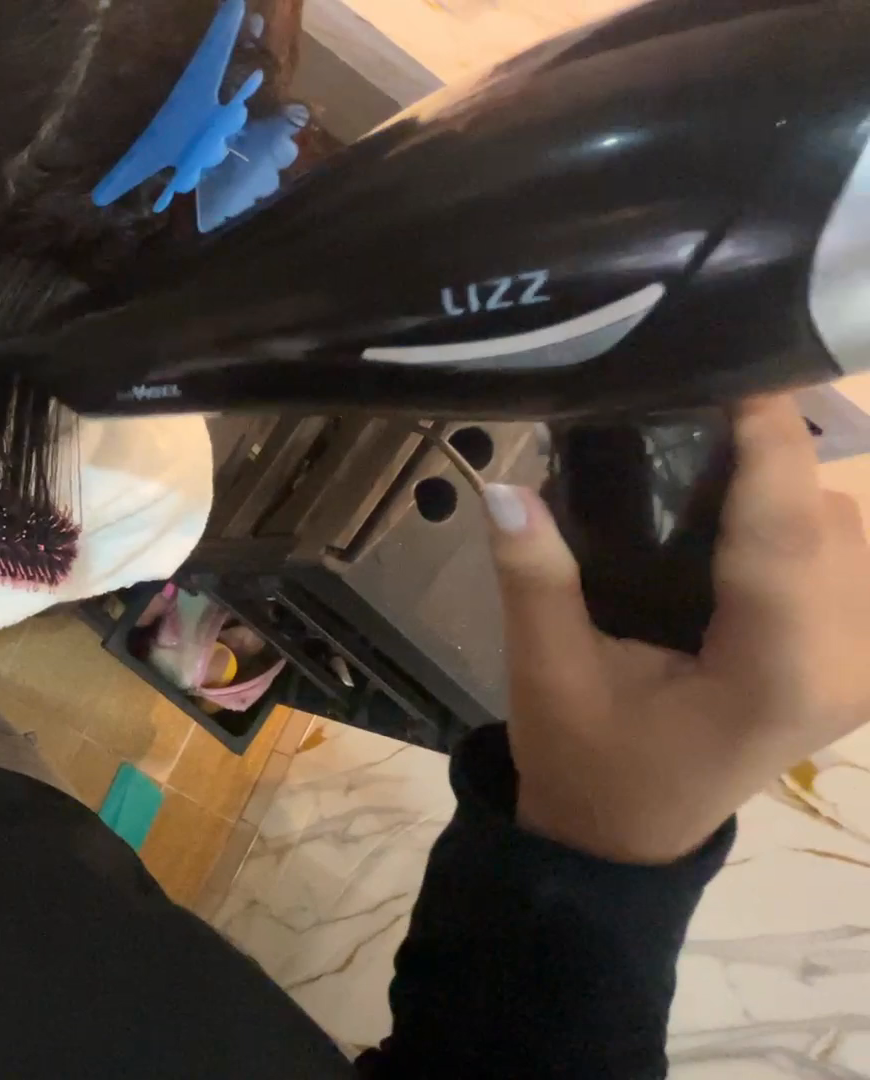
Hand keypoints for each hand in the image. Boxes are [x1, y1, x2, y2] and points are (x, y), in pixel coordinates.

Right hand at [483, 394, 869, 863]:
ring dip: (793, 490)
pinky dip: (796, 522)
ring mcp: (862, 665)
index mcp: (777, 672)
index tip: (747, 382)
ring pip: (854, 543)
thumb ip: (534, 581)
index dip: (774, 457)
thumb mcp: (544, 670)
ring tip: (708, 450)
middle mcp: (851, 663)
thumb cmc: (582, 754)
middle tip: (697, 407)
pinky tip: (731, 510)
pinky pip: (844, 567)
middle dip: (784, 462)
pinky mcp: (846, 660)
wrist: (622, 827)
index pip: (790, 543)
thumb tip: (504, 489)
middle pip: (840, 532)